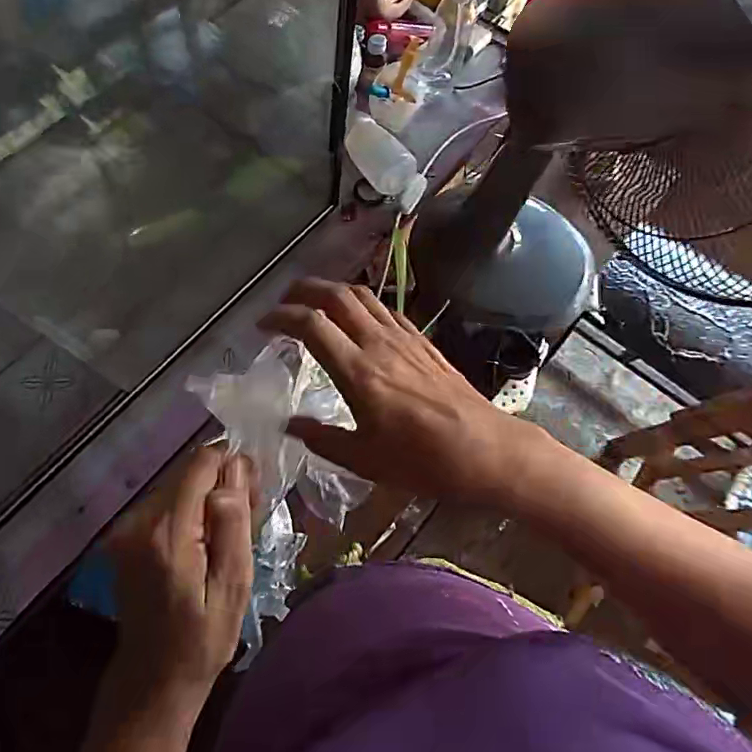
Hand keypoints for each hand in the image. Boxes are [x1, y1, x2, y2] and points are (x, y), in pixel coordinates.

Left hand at [108, 444, 254, 697]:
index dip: (232, 466)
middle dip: (221, 482)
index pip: (201, 463)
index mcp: (168, 532)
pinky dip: (187, 509)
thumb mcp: (233, 589)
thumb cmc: (201, 642)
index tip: (252, 493)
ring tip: (225, 534)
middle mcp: (140, 519)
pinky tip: (201, 541)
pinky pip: (165, 501)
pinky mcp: (125, 534)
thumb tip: (235, 467)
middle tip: (247, 515)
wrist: (151, 680)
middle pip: (188, 469)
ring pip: (177, 482)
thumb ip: (233, 525)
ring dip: (205, 495)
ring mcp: (127, 526)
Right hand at [260, 277, 545, 505]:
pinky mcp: (422, 341)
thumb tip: (289, 424)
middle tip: (283, 301)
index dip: (281, 317)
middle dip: (303, 290)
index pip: (311, 325)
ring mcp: (403, 339)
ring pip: (361, 295)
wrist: (488, 452)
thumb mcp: (365, 460)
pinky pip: (385, 308)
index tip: (263, 325)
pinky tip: (356, 317)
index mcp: (358, 372)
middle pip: (335, 296)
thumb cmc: (424, 462)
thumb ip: (322, 439)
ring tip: (313, 300)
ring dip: (331, 289)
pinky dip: (361, 303)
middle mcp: (378, 344)